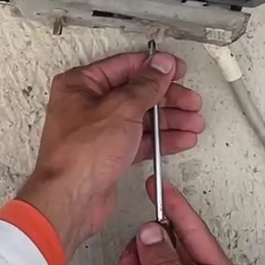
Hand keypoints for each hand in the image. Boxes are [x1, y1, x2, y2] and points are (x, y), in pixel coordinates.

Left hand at [16, 51, 204, 251]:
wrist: (71, 198)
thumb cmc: (80, 155)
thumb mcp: (121, 109)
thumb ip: (146, 85)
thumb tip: (160, 67)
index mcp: (80, 85)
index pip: (124, 66)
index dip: (154, 67)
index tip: (177, 70)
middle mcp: (85, 105)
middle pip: (135, 92)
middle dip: (167, 97)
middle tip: (190, 101)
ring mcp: (97, 130)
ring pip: (139, 118)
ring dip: (169, 119)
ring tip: (193, 122)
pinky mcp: (107, 153)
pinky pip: (138, 139)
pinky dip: (160, 139)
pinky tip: (180, 138)